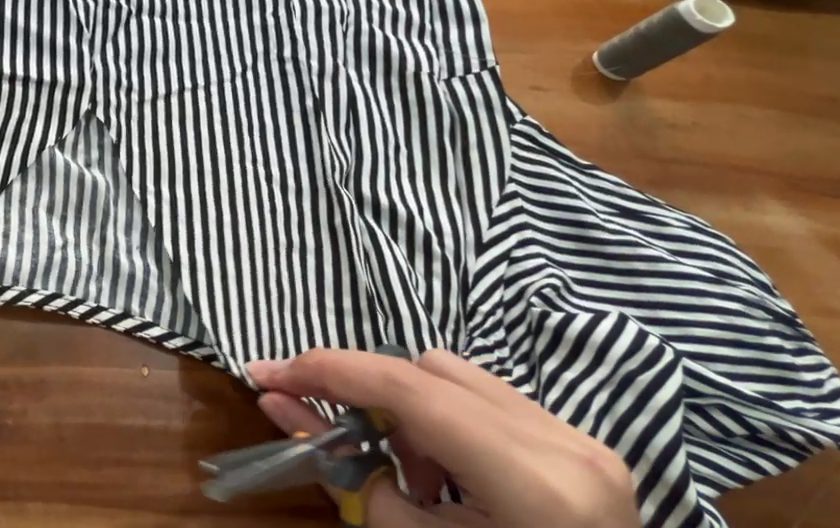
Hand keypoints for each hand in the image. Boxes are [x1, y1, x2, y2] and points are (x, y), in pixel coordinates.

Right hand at [246, 349, 639, 527]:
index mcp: (530, 480)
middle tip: (322, 421)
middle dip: (363, 389)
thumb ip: (344, 469)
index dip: (327, 371)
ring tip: (407, 470)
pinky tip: (446, 471)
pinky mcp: (583, 442)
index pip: (407, 389)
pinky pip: (487, 397)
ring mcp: (582, 439)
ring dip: (407, 405)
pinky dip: (444, 418)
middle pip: (425, 370)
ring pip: (454, 374)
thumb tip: (275, 401)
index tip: (266, 373)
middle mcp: (563, 442)